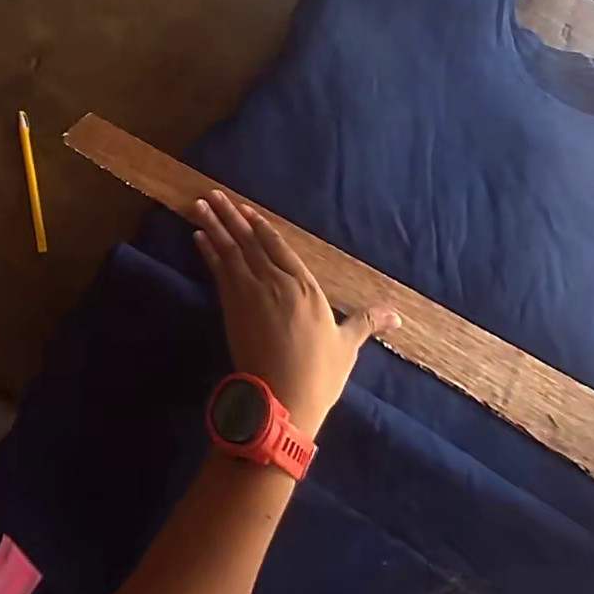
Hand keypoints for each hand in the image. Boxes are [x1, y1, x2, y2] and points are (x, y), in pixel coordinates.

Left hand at [188, 191, 398, 435]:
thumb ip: (365, 323)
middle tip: (212, 194)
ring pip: (230, 250)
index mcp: (304, 286)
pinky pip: (218, 270)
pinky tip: (198, 236)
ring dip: (214, 225)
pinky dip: (207, 251)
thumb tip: (396, 316)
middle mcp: (275, 281)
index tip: (244, 208)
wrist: (282, 399)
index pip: (278, 246)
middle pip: (249, 241)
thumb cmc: (318, 374)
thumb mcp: (346, 346)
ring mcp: (250, 292)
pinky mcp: (231, 306)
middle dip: (230, 215)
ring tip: (200, 204)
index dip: (260, 226)